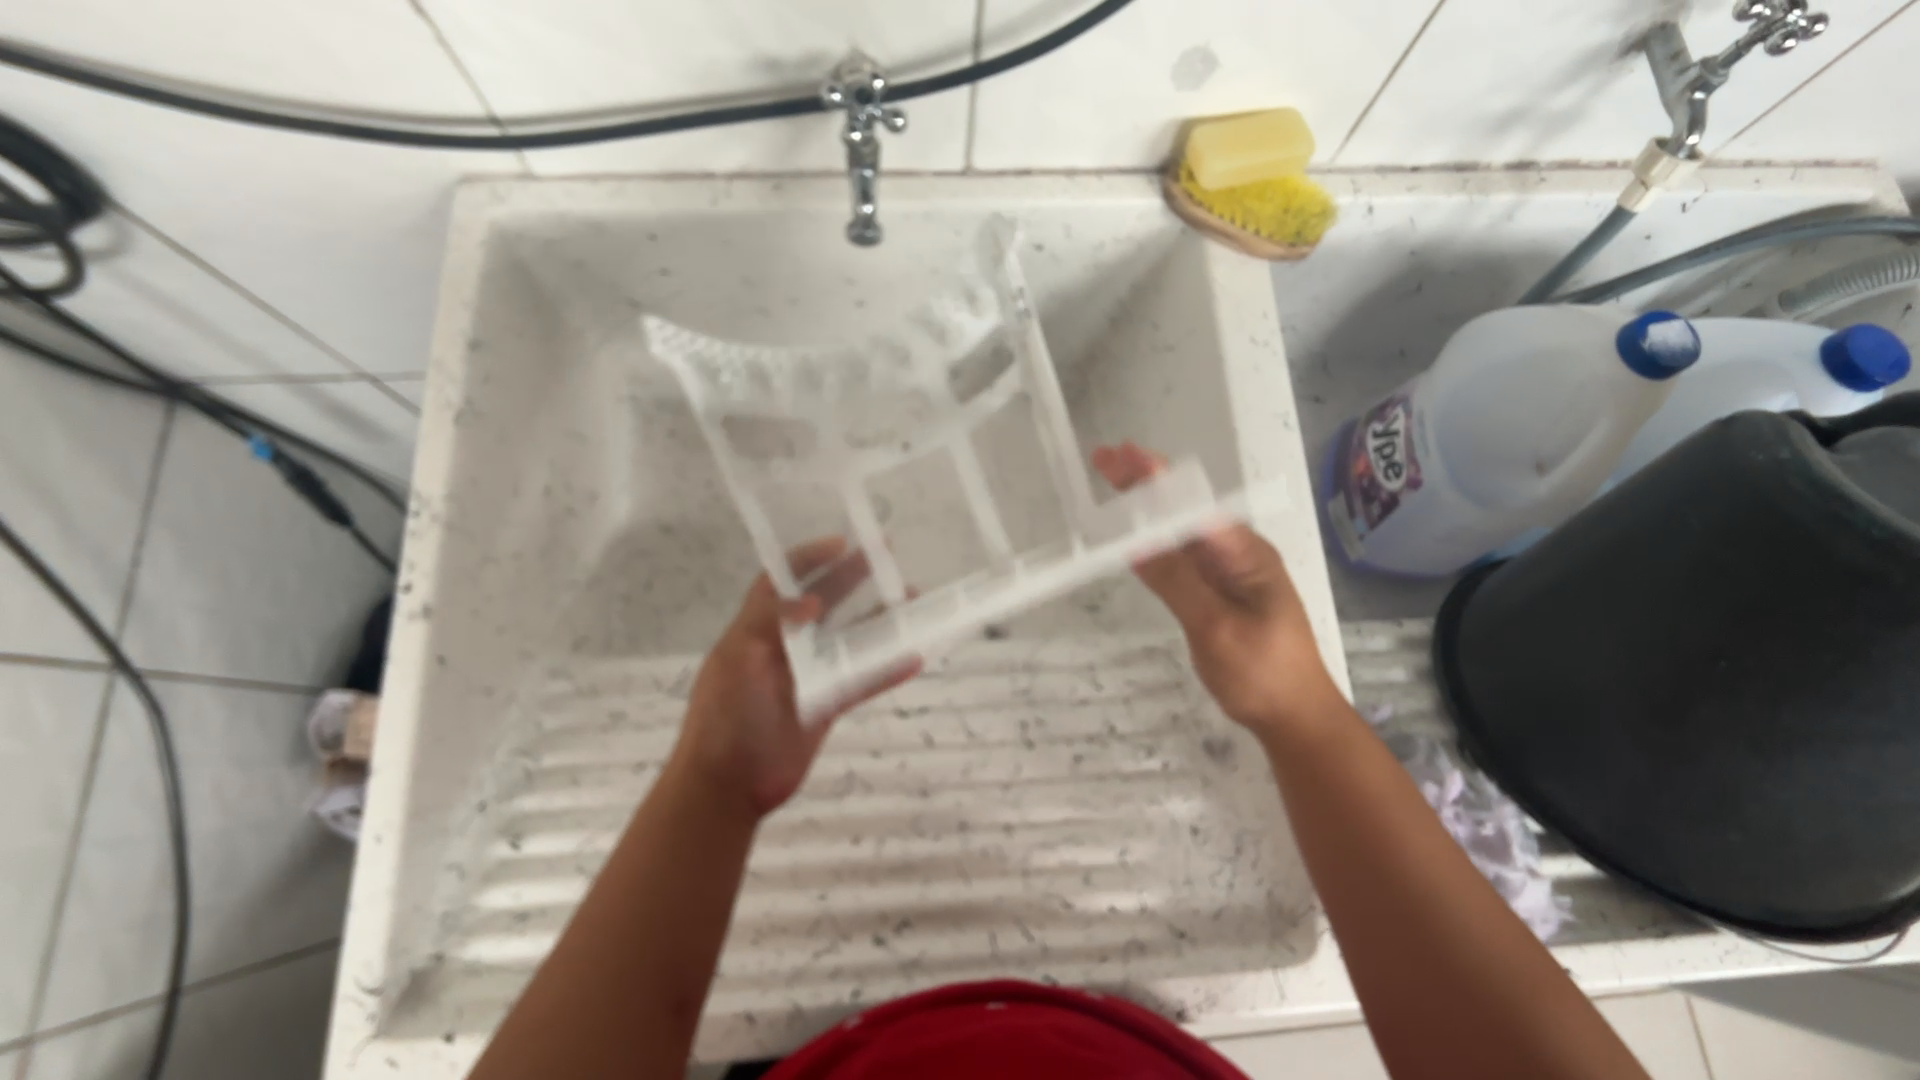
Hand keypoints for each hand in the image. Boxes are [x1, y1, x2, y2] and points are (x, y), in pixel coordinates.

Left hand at [670, 538, 920, 818]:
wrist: (727, 784)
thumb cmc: (725, 716)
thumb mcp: (739, 660)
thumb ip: (771, 622)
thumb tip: (811, 600)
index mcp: (756, 629)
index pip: (782, 581)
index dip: (809, 559)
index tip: (843, 543)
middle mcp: (785, 646)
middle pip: (824, 602)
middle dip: (852, 577)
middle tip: (887, 557)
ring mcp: (808, 676)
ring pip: (849, 639)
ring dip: (879, 620)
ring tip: (912, 601)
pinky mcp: (825, 706)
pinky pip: (861, 681)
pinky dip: (887, 670)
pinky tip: (914, 658)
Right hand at [1092, 442, 1342, 740]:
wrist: (1295, 717)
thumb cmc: (1262, 673)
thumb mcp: (1216, 627)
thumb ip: (1178, 582)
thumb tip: (1136, 540)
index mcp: (1243, 553)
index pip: (1193, 505)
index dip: (1156, 478)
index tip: (1123, 455)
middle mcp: (1235, 554)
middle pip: (1184, 510)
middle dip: (1145, 484)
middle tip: (1104, 459)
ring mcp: (1227, 574)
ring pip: (1180, 532)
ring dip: (1147, 508)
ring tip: (1111, 483)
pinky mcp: (1217, 594)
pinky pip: (1181, 559)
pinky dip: (1154, 541)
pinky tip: (1134, 533)